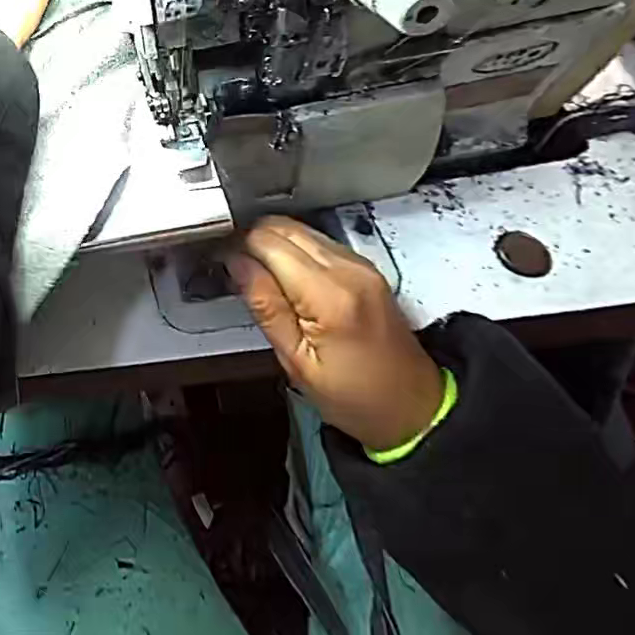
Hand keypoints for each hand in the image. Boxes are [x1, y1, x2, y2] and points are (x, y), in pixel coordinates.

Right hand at [225, 216, 443, 451]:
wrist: (413, 407)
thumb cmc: (354, 397)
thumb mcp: (297, 363)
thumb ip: (265, 306)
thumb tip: (236, 264)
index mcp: (329, 295)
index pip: (269, 243)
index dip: (238, 246)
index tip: (220, 261)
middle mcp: (348, 268)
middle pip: (284, 227)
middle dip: (252, 239)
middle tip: (232, 265)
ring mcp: (359, 263)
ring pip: (300, 229)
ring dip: (272, 241)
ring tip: (255, 272)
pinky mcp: (364, 265)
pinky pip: (318, 241)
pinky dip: (293, 248)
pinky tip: (282, 274)